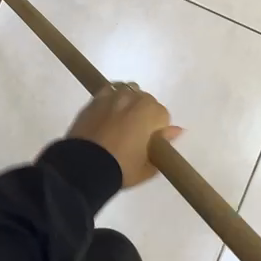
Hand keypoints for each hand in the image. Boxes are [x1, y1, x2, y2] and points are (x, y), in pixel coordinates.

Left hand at [65, 82, 181, 188]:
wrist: (84, 167)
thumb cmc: (121, 168)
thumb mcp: (148, 165)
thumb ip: (164, 145)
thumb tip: (176, 131)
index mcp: (151, 111)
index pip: (163, 116)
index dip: (157, 131)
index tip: (148, 144)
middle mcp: (134, 97)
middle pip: (146, 101)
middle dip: (143, 115)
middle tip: (134, 136)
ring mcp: (112, 96)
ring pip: (127, 92)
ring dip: (128, 104)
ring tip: (120, 124)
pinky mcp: (94, 100)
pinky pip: (108, 93)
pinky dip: (111, 101)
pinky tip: (107, 116)